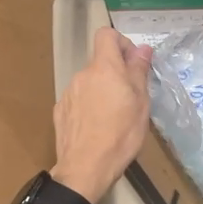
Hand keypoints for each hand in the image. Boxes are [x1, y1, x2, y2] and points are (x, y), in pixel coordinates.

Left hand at [51, 27, 151, 201]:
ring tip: (114, 117)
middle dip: (116, 73)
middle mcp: (82, 75)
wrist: (85, 168)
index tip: (133, 63)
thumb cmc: (120, 135)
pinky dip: (89, 106)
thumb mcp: (140, 103)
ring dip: (102, 91)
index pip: (106, 35)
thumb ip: (139, 71)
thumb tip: (142, 48)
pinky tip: (96, 127)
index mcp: (104, 68)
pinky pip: (79, 99)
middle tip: (130, 98)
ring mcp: (68, 93)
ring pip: (90, 82)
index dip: (122, 43)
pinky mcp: (60, 111)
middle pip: (100, 62)